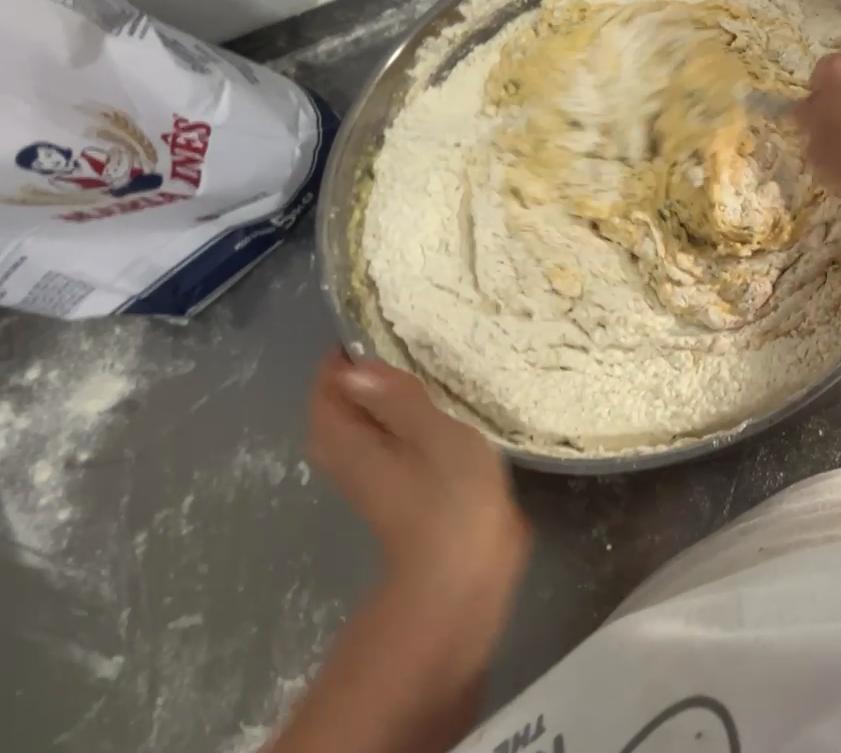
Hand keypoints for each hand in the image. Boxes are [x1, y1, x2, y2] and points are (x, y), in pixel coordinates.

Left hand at [307, 351, 527, 594]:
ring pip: (377, 413)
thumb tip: (358, 364)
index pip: (333, 376)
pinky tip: (454, 400)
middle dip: (380, 362)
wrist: (464, 569)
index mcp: (343, 436)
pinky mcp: (405, 479)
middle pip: (351, 394)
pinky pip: (400, 430)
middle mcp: (347, 450)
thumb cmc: (449, 498)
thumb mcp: (434, 435)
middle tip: (428, 331)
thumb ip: (399, 398)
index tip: (400, 315)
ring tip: (444, 356)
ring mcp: (376, 467)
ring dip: (403, 387)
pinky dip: (418, 410)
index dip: (359, 344)